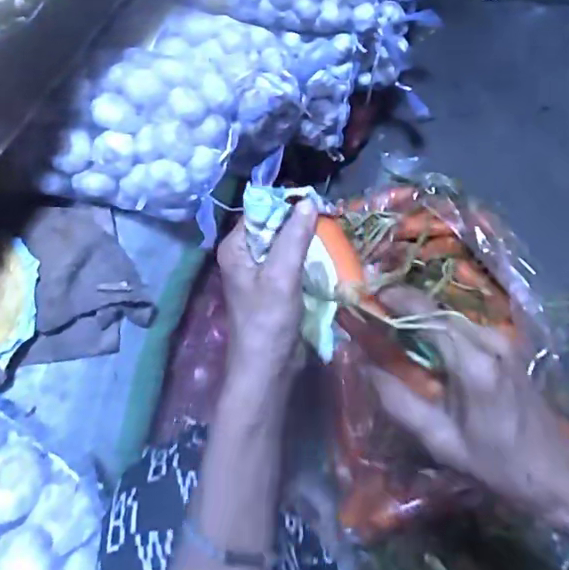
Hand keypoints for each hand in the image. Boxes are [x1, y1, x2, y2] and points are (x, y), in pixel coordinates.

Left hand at [216, 199, 315, 388]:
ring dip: (307, 238)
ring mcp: (258, 271)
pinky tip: (328, 253)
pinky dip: (308, 256)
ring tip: (333, 229)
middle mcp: (243, 255)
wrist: (268, 370)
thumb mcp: (282, 275)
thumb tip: (308, 202)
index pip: (259, 211)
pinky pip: (291, 261)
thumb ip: (294, 237)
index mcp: (235, 247)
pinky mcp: (274, 286)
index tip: (316, 200)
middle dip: (299, 220)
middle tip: (330, 213)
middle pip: (273, 225)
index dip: (286, 203)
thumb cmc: (268, 321)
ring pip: (285, 243)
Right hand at [367, 287, 568, 526]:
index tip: (368, 295)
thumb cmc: (498, 463)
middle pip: (437, 309)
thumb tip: (364, 367)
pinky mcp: (506, 344)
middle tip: (373, 307)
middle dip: (403, 302)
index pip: (429, 317)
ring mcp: (502, 340)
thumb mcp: (442, 442)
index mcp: (475, 365)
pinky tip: (422, 336)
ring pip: (450, 314)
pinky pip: (462, 325)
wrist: (558, 471)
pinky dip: (437, 323)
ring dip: (419, 312)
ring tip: (391, 320)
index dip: (397, 300)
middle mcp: (490, 342)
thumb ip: (399, 403)